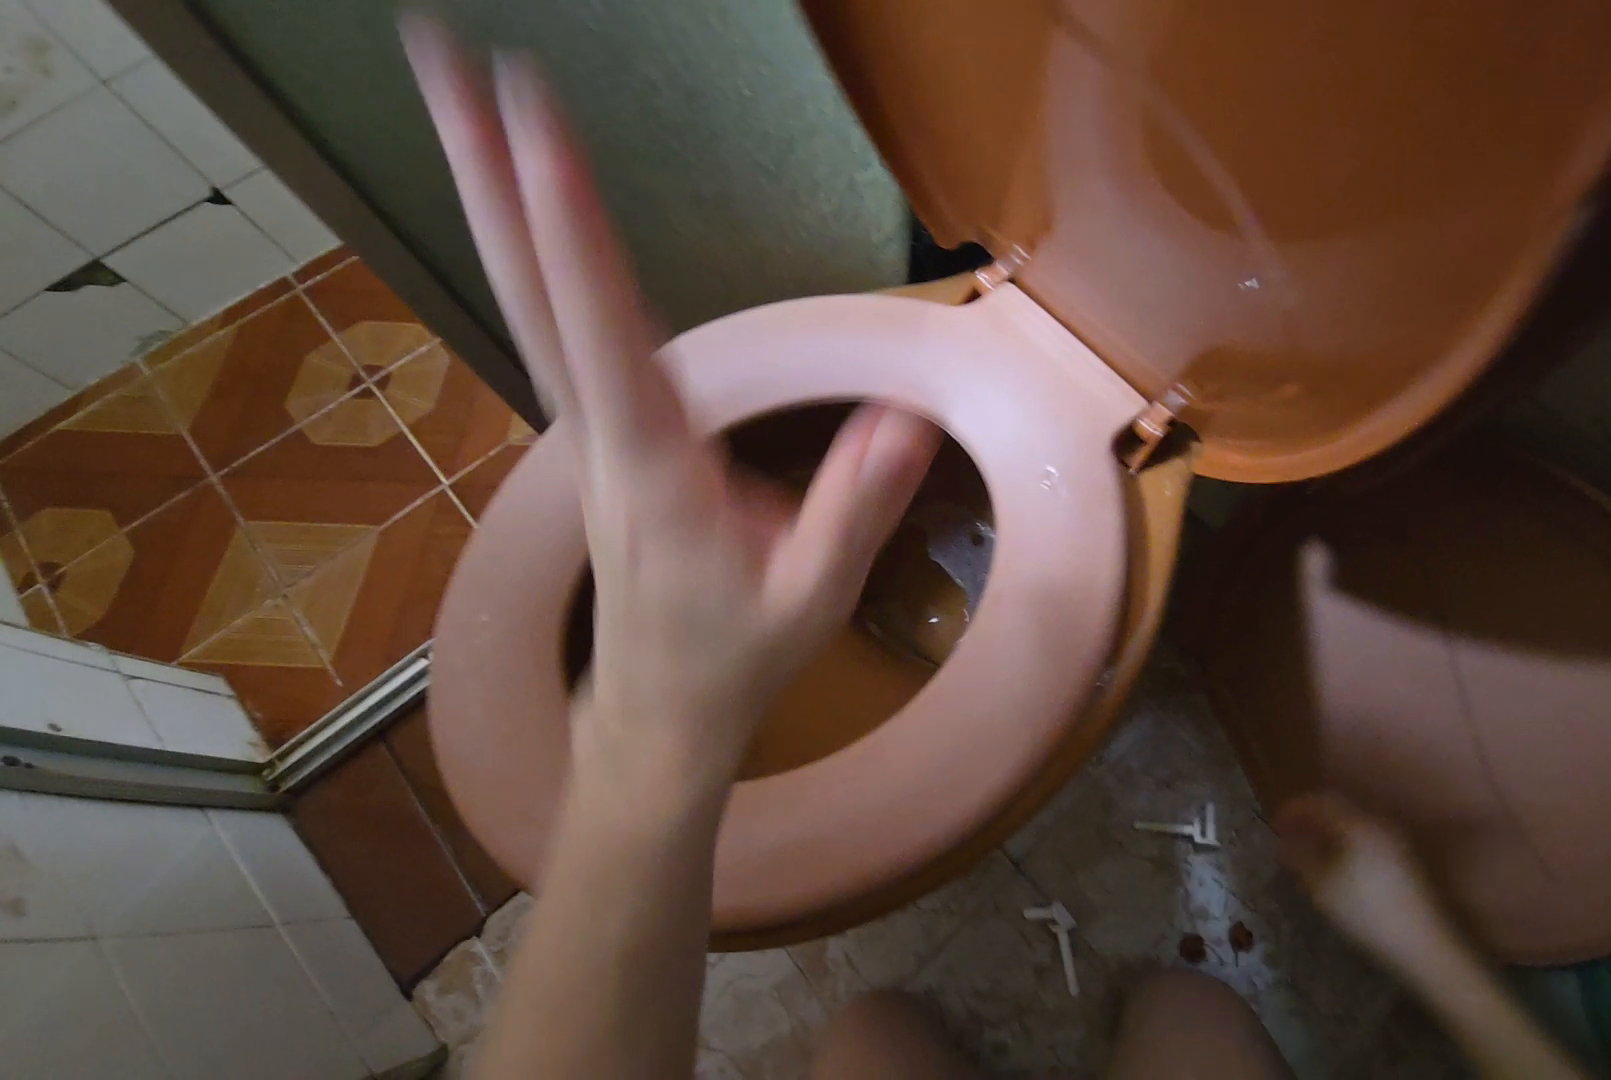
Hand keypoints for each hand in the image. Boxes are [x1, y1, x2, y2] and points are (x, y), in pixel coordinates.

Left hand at [402, 18, 939, 798]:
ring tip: (472, 109)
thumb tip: (904, 416)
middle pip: (531, 295)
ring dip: (500, 207)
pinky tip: (535, 219)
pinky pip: (560, 337)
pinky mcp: (605, 444)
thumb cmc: (735, 659)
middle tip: (441, 60)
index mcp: (654, 469)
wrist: (663, 710)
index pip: (604, 331)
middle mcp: (605, 438)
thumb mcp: (813, 598)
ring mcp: (592, 440)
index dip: (571, 223)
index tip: (536, 117)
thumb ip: (853, 510)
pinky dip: (539, 263)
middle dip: (488, 178)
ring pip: (532, 309)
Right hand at [1271, 792, 1458, 967]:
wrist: (1423, 947)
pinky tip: (1336, 863)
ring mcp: (1395, 843)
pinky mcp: (1404, 862)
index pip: (1319, 801)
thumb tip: (1283, 842)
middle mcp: (1378, 826)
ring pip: (1352, 824)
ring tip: (1309, 848)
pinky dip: (1345, 841)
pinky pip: (1366, 838)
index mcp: (1357, 826)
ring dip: (1327, 830)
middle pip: (1338, 809)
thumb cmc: (1366, 913)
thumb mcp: (1321, 887)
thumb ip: (1299, 857)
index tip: (1275, 823)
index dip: (1294, 809)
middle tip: (1289, 833)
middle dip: (1310, 818)